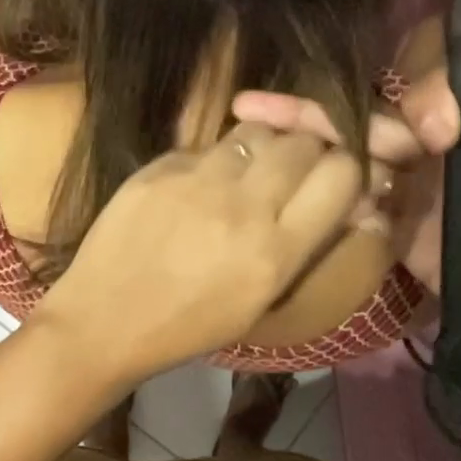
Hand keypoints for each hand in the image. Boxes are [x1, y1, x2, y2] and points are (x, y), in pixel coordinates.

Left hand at [28, 123, 391, 384]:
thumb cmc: (186, 328)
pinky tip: (195, 187)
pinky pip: (205, 145)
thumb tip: (358, 205)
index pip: (344, 173)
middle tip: (290, 174)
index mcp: (276, 252)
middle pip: (304, 142)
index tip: (335, 179)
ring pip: (256, 131)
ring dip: (262, 147)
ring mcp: (197, 182)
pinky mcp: (158, 169)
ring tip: (245, 173)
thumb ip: (308, 250)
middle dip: (309, 152)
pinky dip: (211, 160)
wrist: (103, 322)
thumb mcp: (261, 305)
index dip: (348, 170)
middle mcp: (244, 208)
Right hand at [232, 68, 460, 355]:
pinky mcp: (412, 257)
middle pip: (391, 132)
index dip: (429, 98)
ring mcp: (434, 217)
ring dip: (314, 150)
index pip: (460, 102)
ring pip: (367, 170)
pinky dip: (327, 205)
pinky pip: (364, 222)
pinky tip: (283, 189)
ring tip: (251, 133)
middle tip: (263, 110)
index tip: (427, 128)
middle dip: (332, 116)